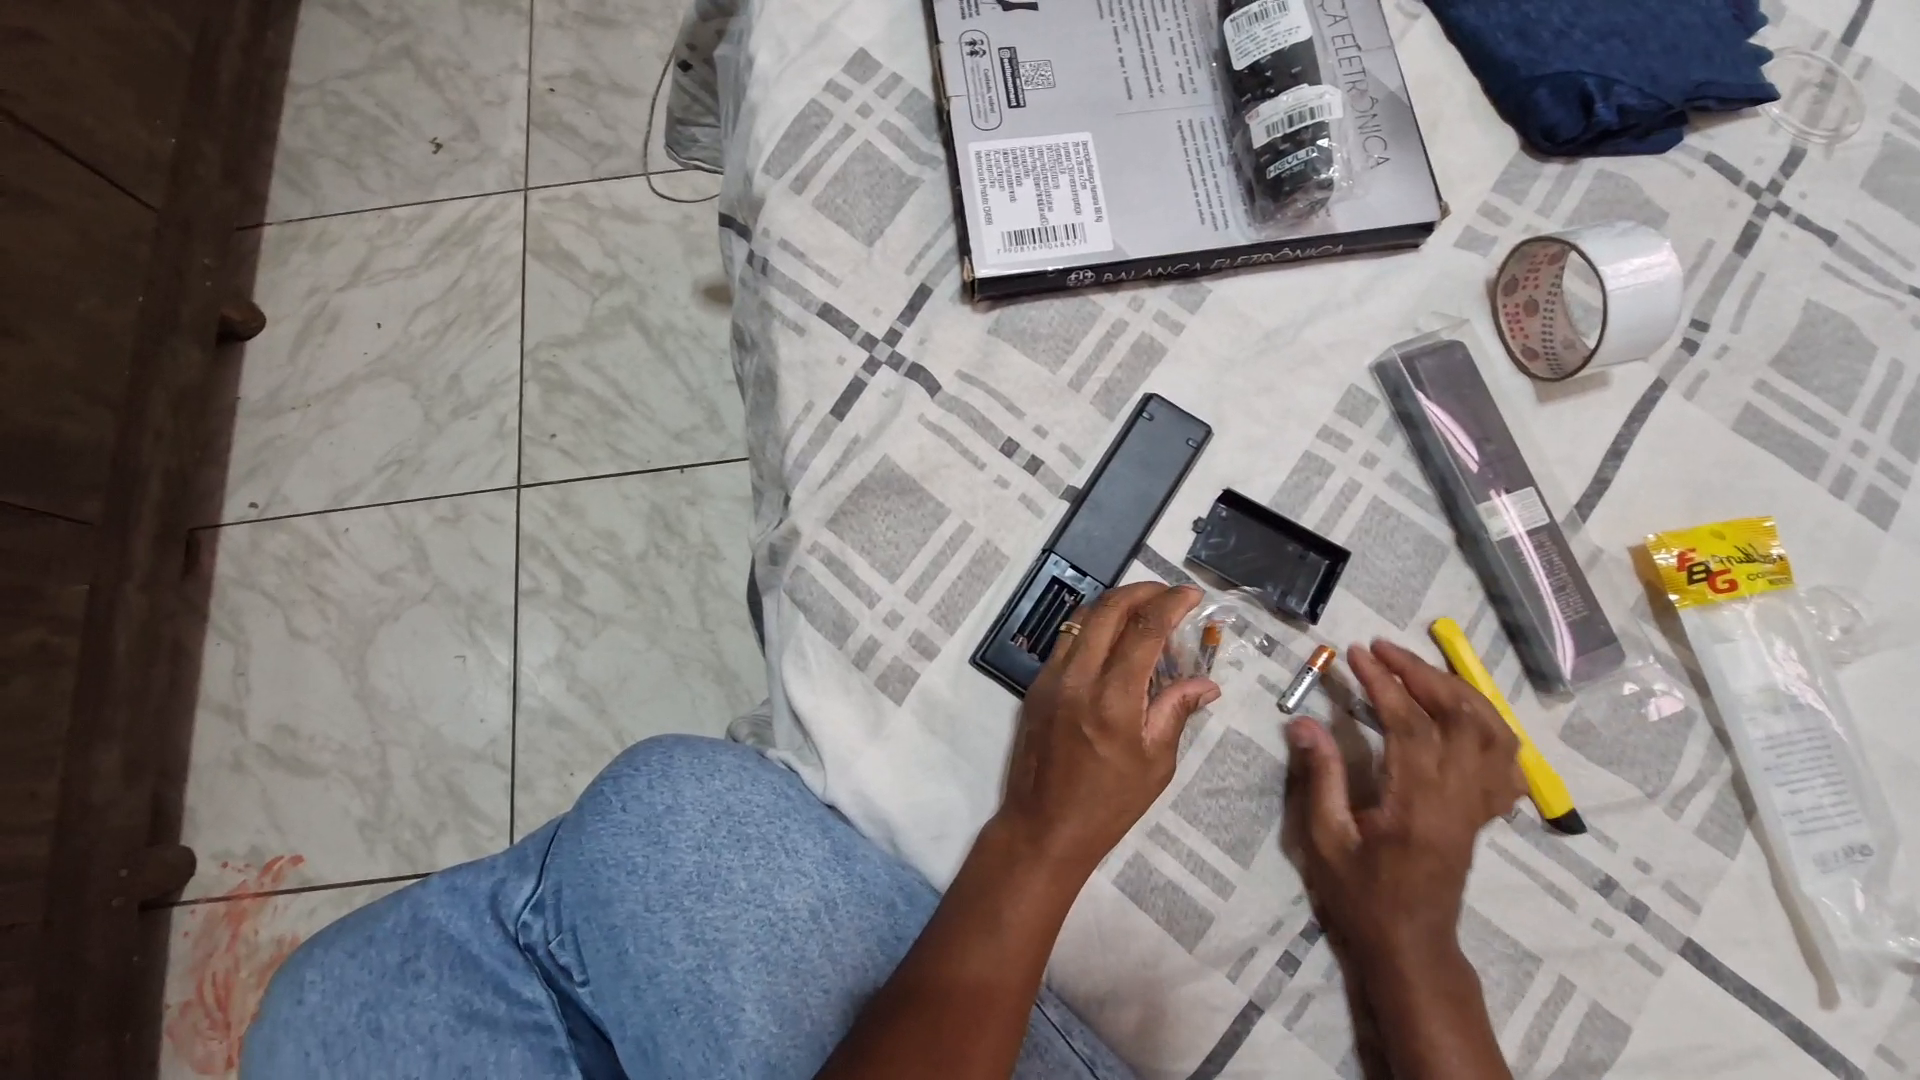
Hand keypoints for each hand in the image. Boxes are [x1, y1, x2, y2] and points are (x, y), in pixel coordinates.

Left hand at [995, 583, 1220, 875]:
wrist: (1043, 826)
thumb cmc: (1108, 803)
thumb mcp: (1156, 763)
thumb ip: (1177, 711)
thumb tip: (1206, 681)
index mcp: (1113, 699)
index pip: (1144, 630)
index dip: (1171, 603)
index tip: (1192, 594)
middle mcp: (1078, 678)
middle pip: (1109, 610)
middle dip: (1142, 591)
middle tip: (1167, 593)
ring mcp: (1051, 678)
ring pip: (1081, 618)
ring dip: (1114, 604)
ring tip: (1142, 609)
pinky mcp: (1036, 686)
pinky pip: (1065, 640)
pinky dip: (1091, 626)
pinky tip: (1111, 638)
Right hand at [1285, 639, 1525, 974]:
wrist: (1410, 945)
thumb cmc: (1360, 896)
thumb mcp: (1324, 839)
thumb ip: (1320, 777)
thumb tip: (1302, 721)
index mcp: (1419, 806)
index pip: (1411, 727)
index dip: (1384, 684)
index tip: (1356, 654)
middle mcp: (1460, 800)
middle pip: (1460, 718)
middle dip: (1421, 673)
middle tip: (1381, 649)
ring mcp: (1479, 805)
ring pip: (1492, 732)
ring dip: (1457, 690)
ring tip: (1418, 668)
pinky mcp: (1483, 811)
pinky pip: (1505, 761)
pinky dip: (1489, 724)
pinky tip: (1461, 711)